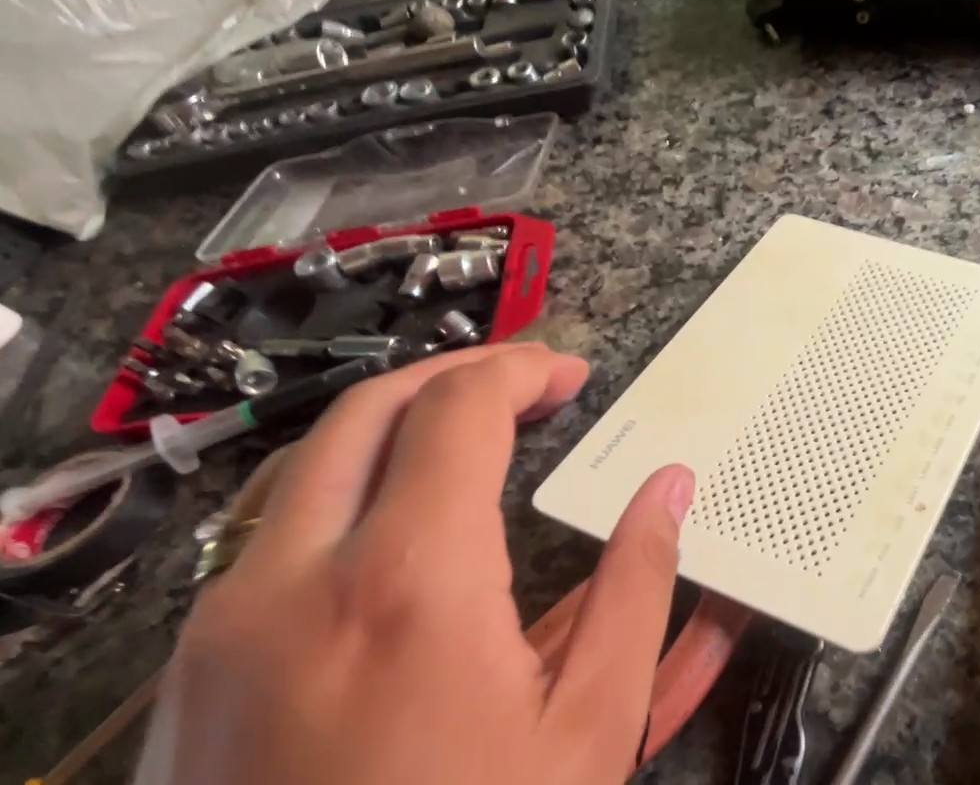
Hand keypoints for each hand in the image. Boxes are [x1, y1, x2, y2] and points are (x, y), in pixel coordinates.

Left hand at [134, 344, 696, 784]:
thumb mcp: (591, 725)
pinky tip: (404, 527)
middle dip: (456, 374)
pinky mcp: (195, 670)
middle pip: (367, 411)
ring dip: (397, 426)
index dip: (521, 369)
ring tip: (471, 436)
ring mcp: (224, 627)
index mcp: (409, 583)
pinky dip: (349, 490)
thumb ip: (639, 586)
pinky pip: (275, 534)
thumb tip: (669, 488)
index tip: (569, 376)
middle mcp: (293, 583)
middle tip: (525, 386)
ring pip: (309, 464)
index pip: (458, 411)